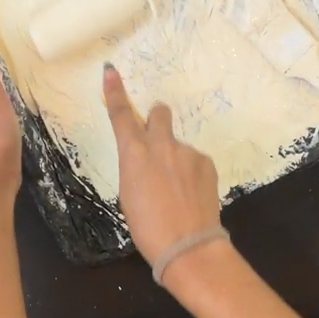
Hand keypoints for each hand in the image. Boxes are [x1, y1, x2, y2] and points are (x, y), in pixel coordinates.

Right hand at [103, 65, 221, 262]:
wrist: (188, 246)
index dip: (115, 92)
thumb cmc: (148, 228)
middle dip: (156, 121)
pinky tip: (191, 196)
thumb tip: (146, 161)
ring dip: (175, 159)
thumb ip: (135, 169)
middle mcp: (161, 145)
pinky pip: (194, 161)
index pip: (121, 115)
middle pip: (159, 114)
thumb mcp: (129, 196)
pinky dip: (191, 174)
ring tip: (177, 192)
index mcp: (134, 154)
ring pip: (178, 146)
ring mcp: (187, 152)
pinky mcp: (207, 163)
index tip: (111, 72)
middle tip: (156, 146)